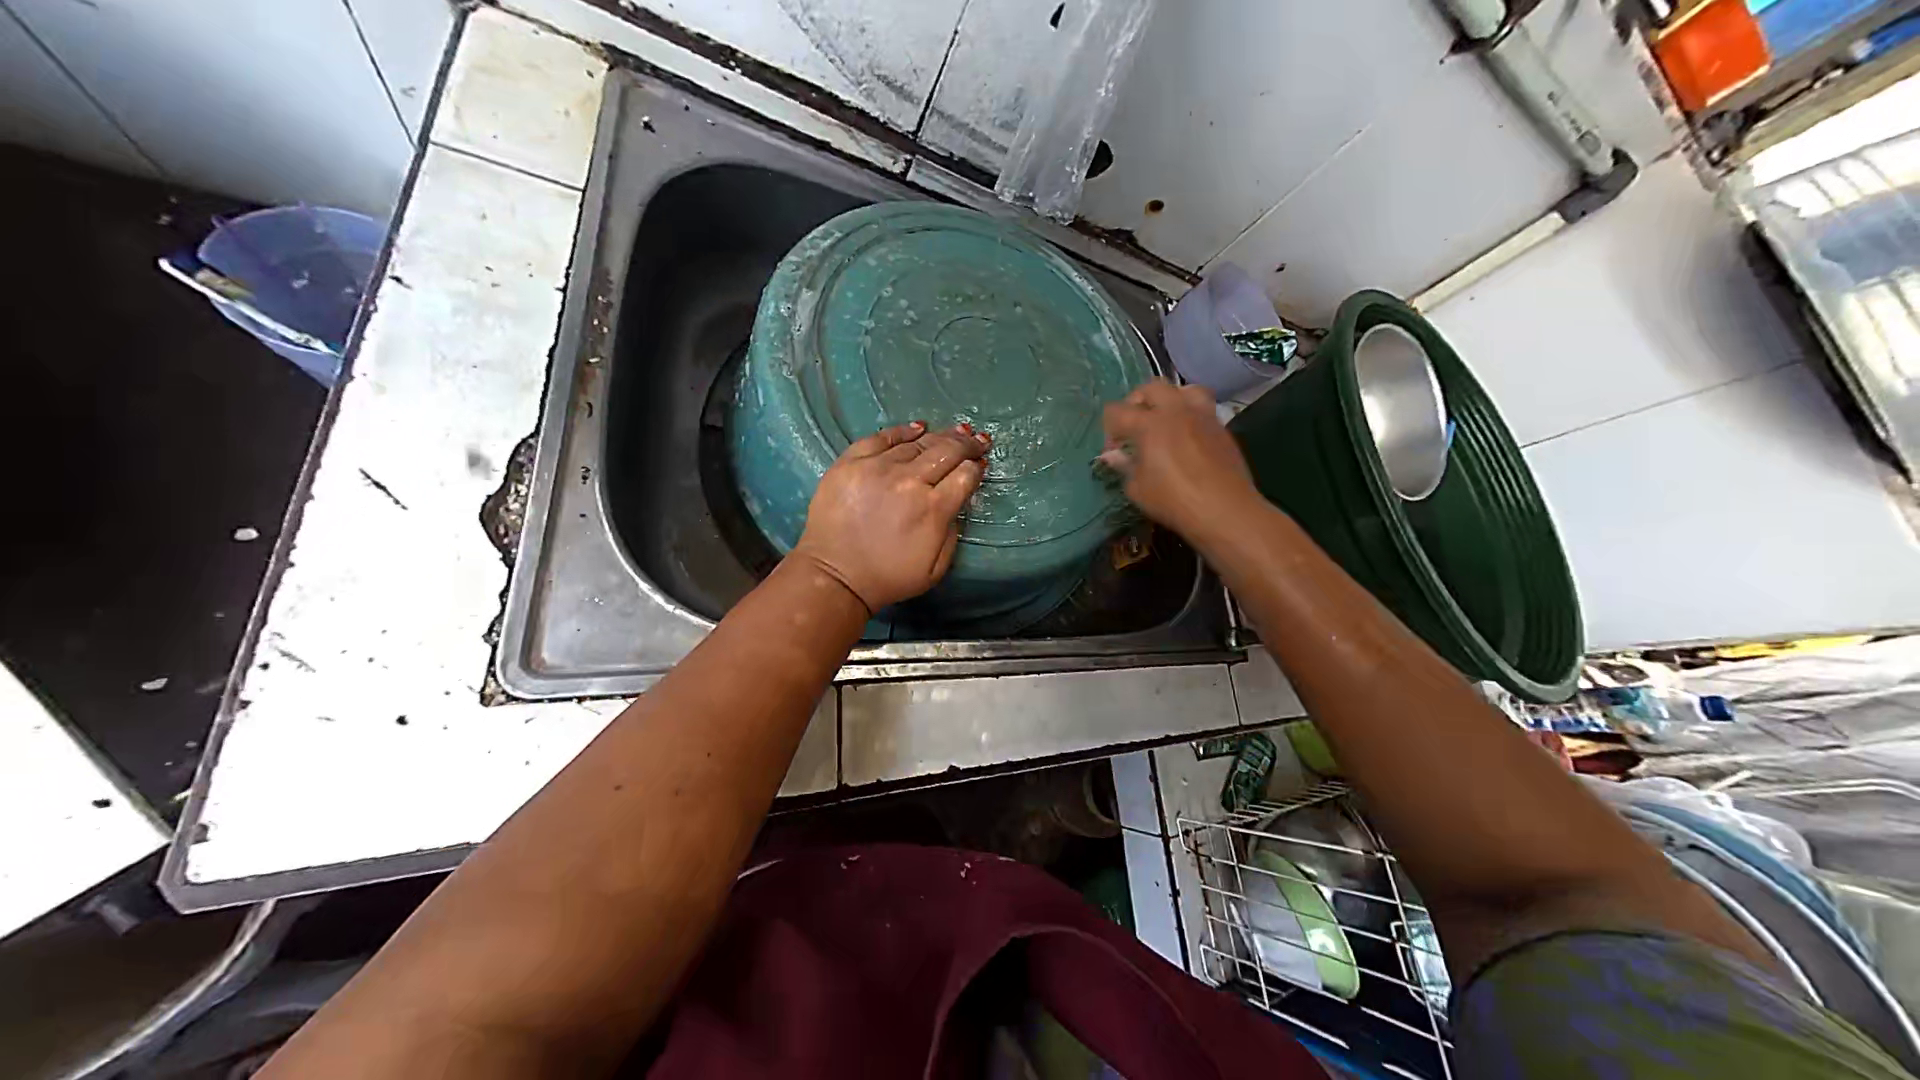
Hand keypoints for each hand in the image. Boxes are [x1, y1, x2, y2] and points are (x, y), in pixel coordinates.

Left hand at [791, 422, 990, 613]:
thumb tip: (957, 502)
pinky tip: (918, 428)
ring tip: (955, 432)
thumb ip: (953, 532)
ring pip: (917, 443)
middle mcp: (909, 481)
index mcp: (933, 508)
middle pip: (946, 451)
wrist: (835, 576)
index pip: (965, 475)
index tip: (980, 464)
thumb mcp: (936, 568)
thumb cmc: (888, 578)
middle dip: (967, 444)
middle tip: (977, 440)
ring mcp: (878, 467)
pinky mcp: (851, 462)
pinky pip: (882, 438)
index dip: (976, 467)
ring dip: (940, 436)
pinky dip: (902, 431)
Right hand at [1100, 379, 1261, 542]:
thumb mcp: (1137, 488)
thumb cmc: (1173, 500)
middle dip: (1136, 403)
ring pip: (1183, 389)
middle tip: (1135, 427)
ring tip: (1166, 420)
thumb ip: (1124, 466)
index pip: (1117, 411)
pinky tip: (1187, 437)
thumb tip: (1114, 456)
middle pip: (1150, 388)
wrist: (1224, 510)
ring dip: (1169, 399)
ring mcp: (1202, 415)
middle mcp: (1175, 411)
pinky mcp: (1221, 427)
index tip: (1115, 452)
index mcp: (1149, 424)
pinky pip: (1202, 407)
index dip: (1109, 430)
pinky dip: (1190, 415)